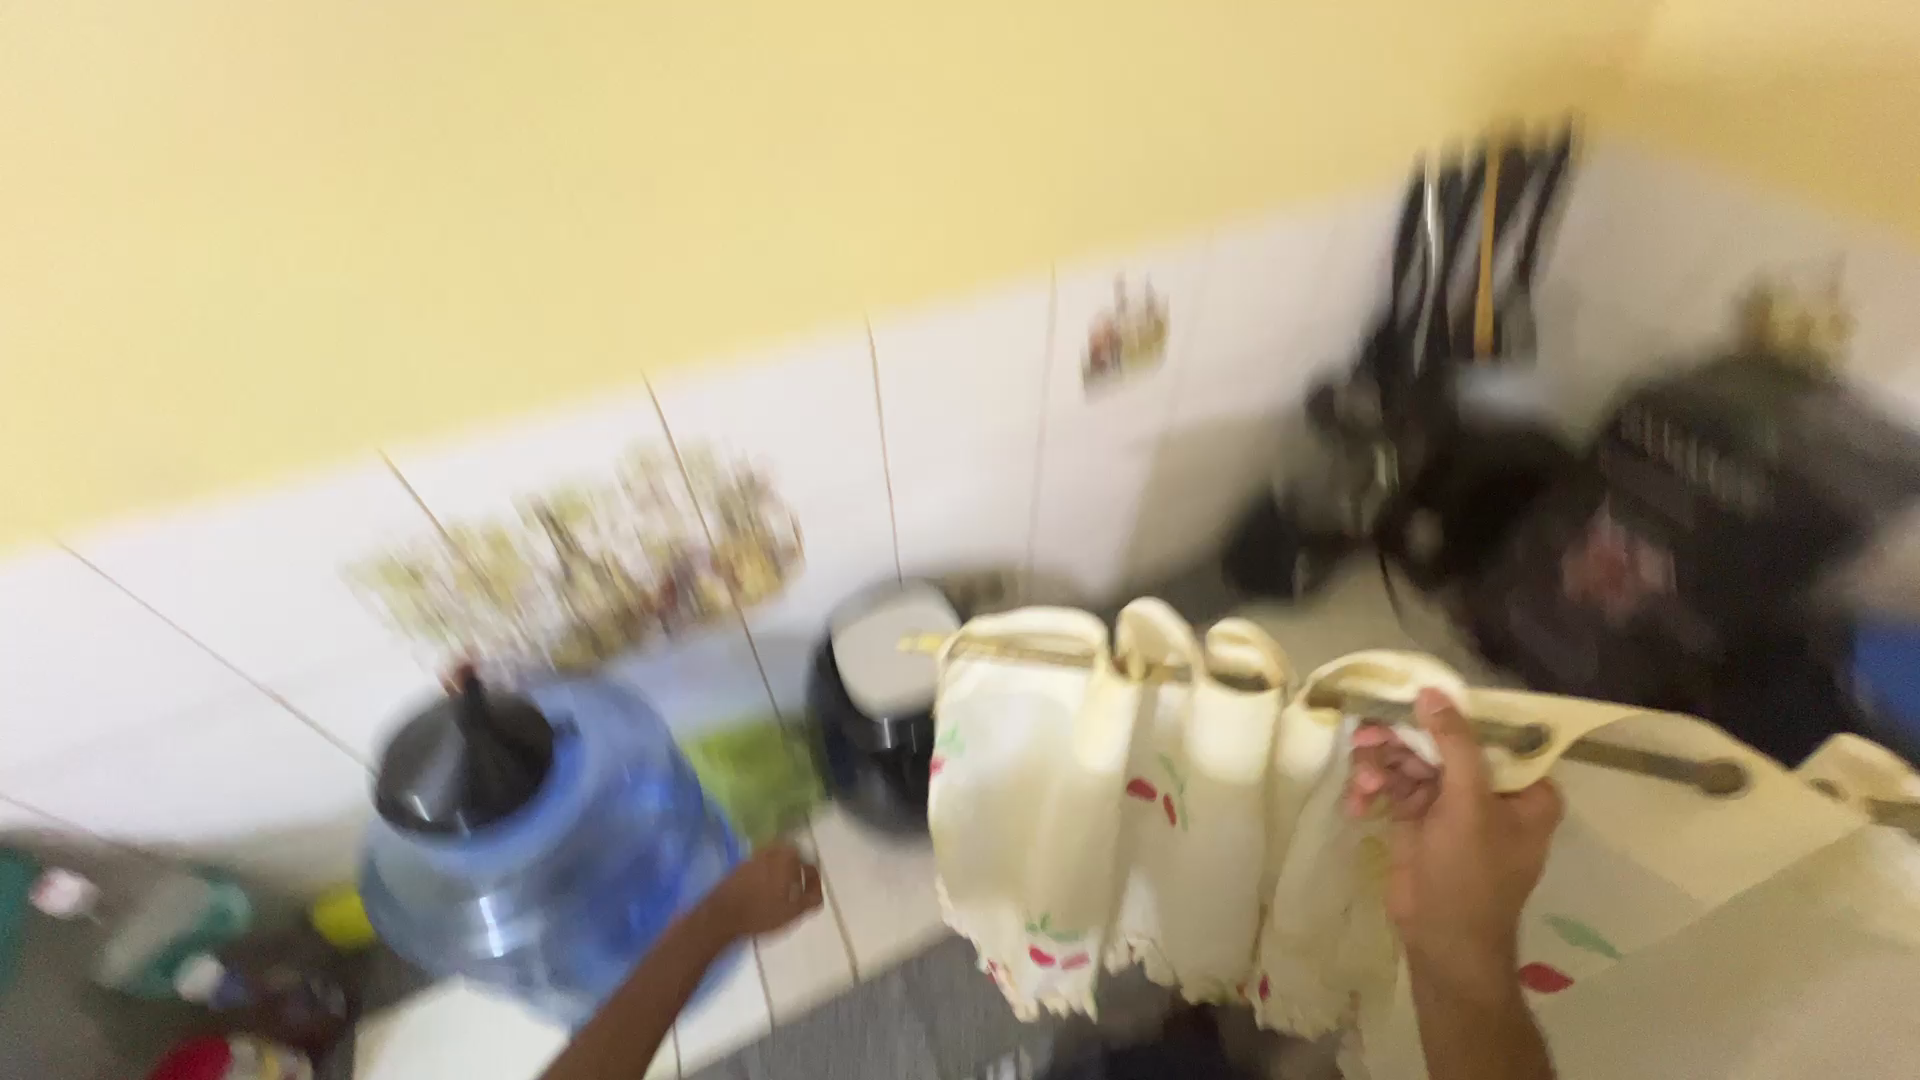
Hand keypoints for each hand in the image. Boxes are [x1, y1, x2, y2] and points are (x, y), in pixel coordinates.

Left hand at [706, 841, 824, 938]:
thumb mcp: (793, 912)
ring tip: (782, 895)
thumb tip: (818, 894)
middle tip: (798, 893)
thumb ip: (812, 900)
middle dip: (797, 874)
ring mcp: (754, 855)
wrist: (720, 916)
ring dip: (782, 875)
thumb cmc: (760, 913)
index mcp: (788, 855)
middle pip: (793, 858)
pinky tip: (764, 894)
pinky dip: (767, 877)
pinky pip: (761, 867)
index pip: (809, 863)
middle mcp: (772, 848)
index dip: (813, 882)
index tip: (811, 897)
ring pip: (776, 861)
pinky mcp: (740, 865)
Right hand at [1347, 690, 1562, 990]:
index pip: (1487, 733)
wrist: (1440, 938)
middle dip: (1398, 744)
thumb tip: (1432, 691)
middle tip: (1365, 741)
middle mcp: (1486, 789)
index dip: (1447, 714)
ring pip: (1406, 760)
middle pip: (1436, 742)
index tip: (1408, 700)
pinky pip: (1389, 784)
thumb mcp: (1467, 804)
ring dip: (1378, 768)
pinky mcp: (1415, 815)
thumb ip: (1453, 744)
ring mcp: (1447, 803)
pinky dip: (1371, 791)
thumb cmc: (1470, 874)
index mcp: (1522, 788)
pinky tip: (1359, 807)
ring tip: (1363, 783)